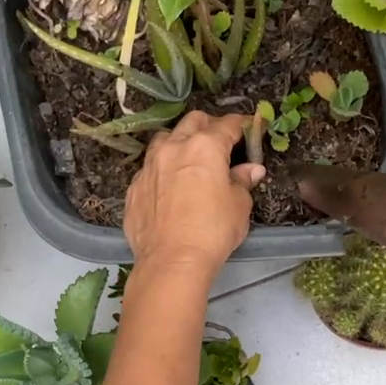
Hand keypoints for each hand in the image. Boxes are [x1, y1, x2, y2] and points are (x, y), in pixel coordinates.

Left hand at [124, 111, 264, 275]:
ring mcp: (149, 166)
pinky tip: (170, 186)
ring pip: (165, 139)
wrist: (171, 261)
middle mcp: (174, 148)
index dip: (241, 125)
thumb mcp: (239, 206)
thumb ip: (242, 182)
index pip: (226, 125)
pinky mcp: (134, 187)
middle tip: (220, 141)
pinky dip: (163, 169)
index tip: (248, 127)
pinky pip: (150, 168)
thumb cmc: (213, 231)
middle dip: (209, 126)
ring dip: (180, 141)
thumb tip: (251, 170)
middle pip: (192, 122)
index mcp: (205, 147)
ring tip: (190, 158)